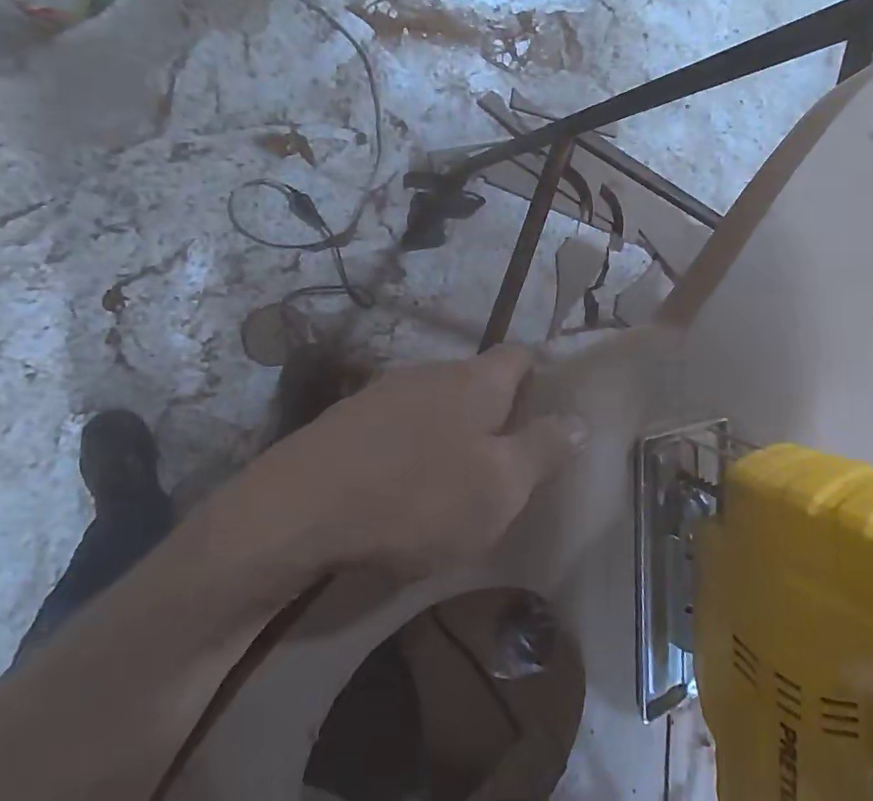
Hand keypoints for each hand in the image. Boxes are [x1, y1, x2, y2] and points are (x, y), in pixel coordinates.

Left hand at [208, 344, 584, 591]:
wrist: (292, 516)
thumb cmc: (416, 499)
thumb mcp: (500, 486)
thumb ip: (545, 449)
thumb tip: (580, 420)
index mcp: (476, 380)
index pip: (522, 355)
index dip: (544, 376)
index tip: (554, 413)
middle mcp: (431, 372)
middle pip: (481, 381)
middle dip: (501, 414)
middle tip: (512, 462)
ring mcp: (382, 394)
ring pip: (439, 405)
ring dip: (456, 434)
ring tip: (460, 482)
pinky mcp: (345, 423)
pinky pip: (400, 428)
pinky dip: (416, 450)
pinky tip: (406, 490)